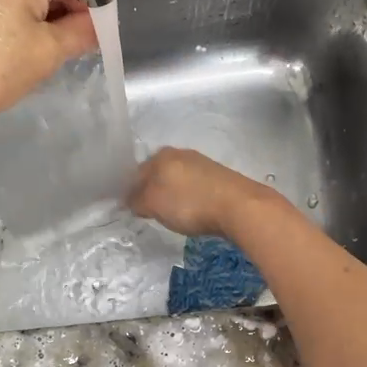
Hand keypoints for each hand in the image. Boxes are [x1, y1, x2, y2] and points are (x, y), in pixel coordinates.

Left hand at [0, 0, 98, 129]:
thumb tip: (97, 25)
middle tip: (58, 47)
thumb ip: (81, 32)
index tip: (87, 34)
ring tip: (30, 49)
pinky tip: (6, 43)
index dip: (84, 5)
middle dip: (56, 6)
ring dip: (33, 11)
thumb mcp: (49, 53)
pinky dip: (9, 12)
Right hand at [129, 147, 277, 237]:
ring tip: (169, 213)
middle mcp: (179, 153)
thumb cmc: (188, 203)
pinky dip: (186, 197)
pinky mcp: (217, 176)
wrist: (237, 206)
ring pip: (174, 179)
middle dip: (149, 191)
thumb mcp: (152, 204)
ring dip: (168, 194)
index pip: (135, 173)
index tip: (129, 210)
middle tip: (147, 212)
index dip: (129, 192)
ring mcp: (201, 163)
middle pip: (156, 174)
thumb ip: (136, 200)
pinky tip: (189, 210)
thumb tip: (128, 200)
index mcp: (160, 155)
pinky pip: (191, 186)